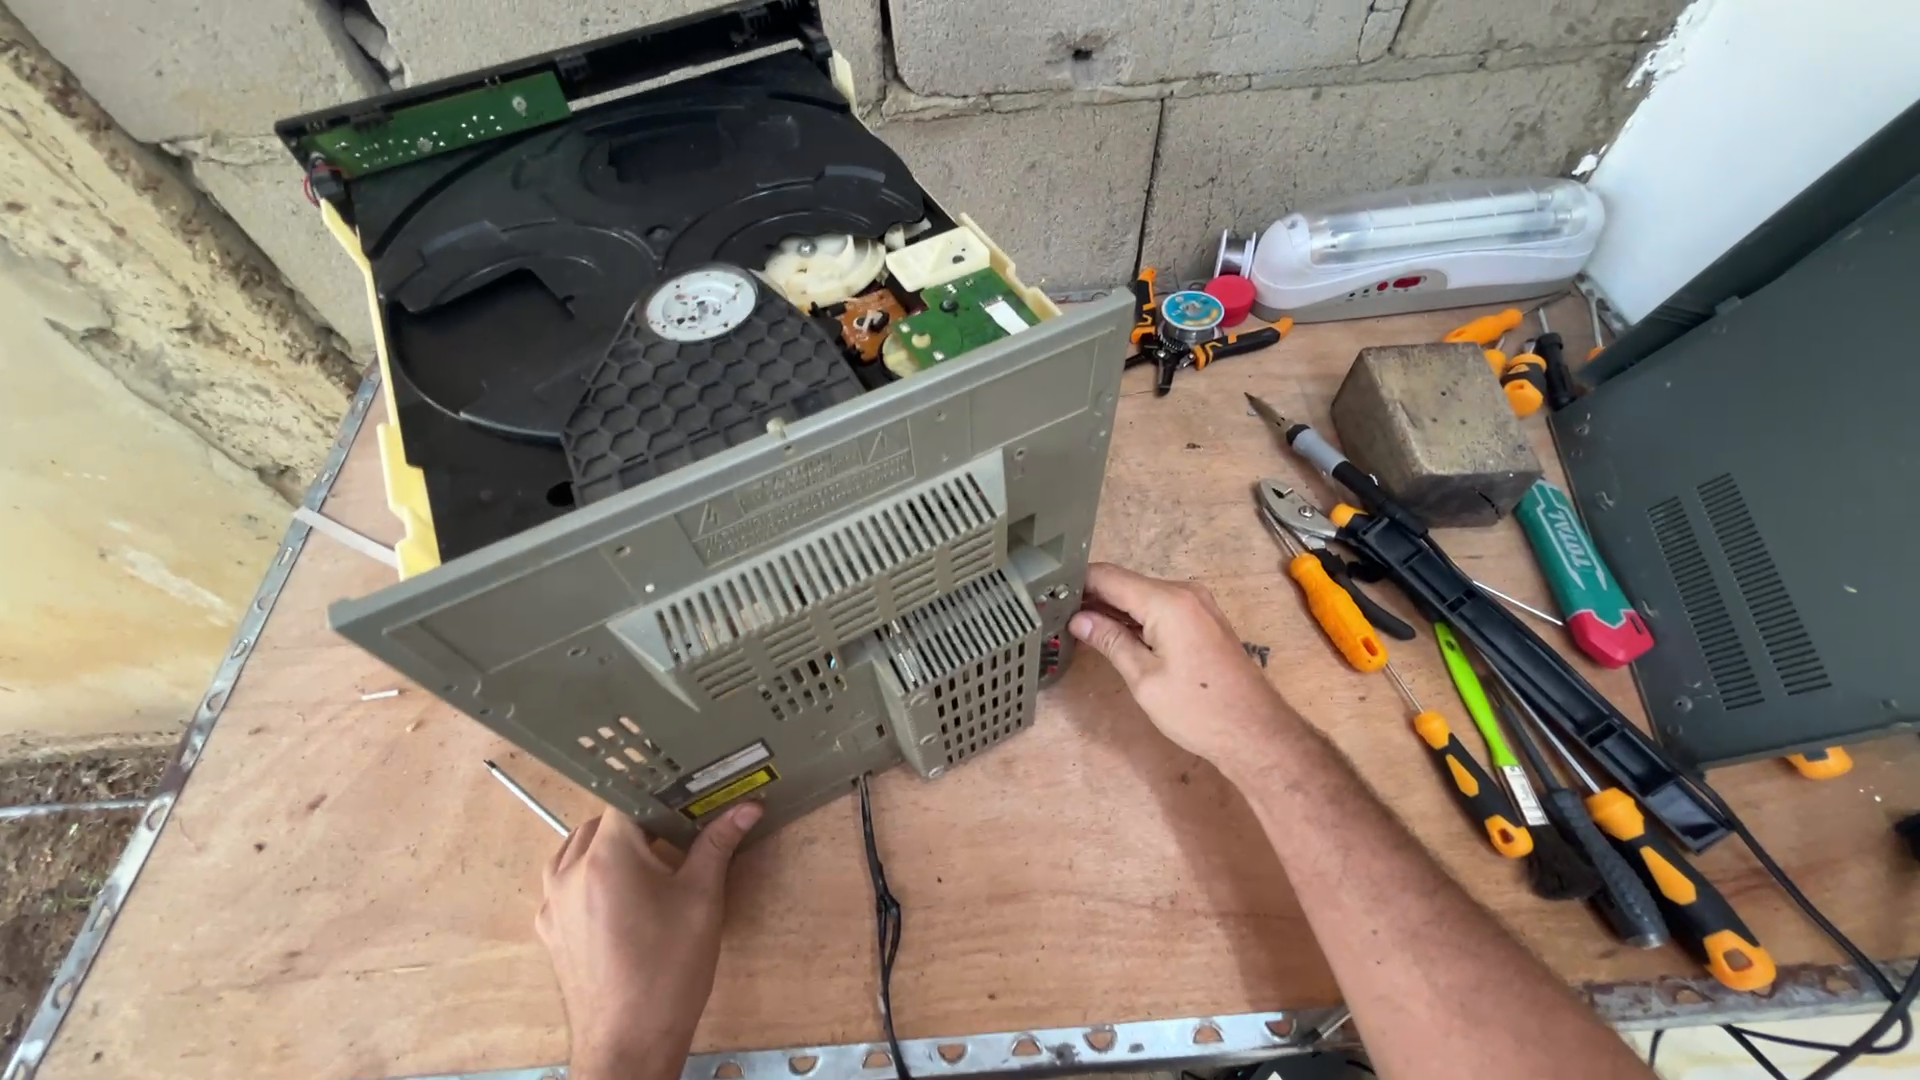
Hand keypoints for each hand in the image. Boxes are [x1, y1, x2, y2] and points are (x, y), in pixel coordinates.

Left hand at [536, 803, 762, 1079]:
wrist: (629, 1043)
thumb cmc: (670, 968)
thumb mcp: (702, 899)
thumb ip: (718, 844)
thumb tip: (748, 807)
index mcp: (607, 857)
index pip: (626, 799)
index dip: (656, 792)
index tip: (683, 794)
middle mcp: (569, 873)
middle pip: (601, 822)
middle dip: (637, 820)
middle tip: (677, 832)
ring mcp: (552, 904)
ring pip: (576, 849)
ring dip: (608, 844)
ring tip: (648, 859)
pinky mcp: (549, 930)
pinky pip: (562, 881)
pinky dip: (588, 873)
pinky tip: (620, 892)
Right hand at [1069, 563, 1300, 772]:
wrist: (1256, 732)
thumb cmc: (1198, 710)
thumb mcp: (1144, 679)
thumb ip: (1110, 642)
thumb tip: (1079, 620)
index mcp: (1167, 602)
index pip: (1108, 576)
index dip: (1076, 583)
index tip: (1048, 596)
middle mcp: (1184, 592)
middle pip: (1125, 583)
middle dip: (1092, 597)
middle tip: (1057, 615)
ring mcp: (1197, 604)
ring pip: (1141, 595)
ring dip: (1113, 608)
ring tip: (1080, 627)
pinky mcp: (1202, 619)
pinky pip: (1159, 607)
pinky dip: (1136, 617)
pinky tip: (1115, 635)